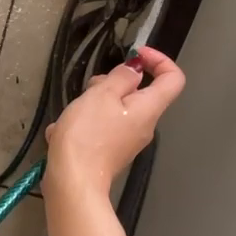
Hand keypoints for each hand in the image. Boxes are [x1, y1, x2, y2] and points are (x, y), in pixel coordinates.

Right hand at [44, 46, 183, 198]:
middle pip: (138, 95)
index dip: (159, 60)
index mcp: (148, 108)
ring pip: (115, 111)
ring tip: (70, 113)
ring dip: (93, 105)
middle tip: (90, 87)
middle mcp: (143, 126)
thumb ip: (120, 77)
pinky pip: (100, 130)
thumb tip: (133, 72)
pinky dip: (82, 126)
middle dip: (113, 84)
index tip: (135, 55)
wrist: (73, 181)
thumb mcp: (101, 94)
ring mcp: (126, 143)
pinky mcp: (109, 155)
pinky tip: (61, 132)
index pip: (173, 78)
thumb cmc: (87, 134)